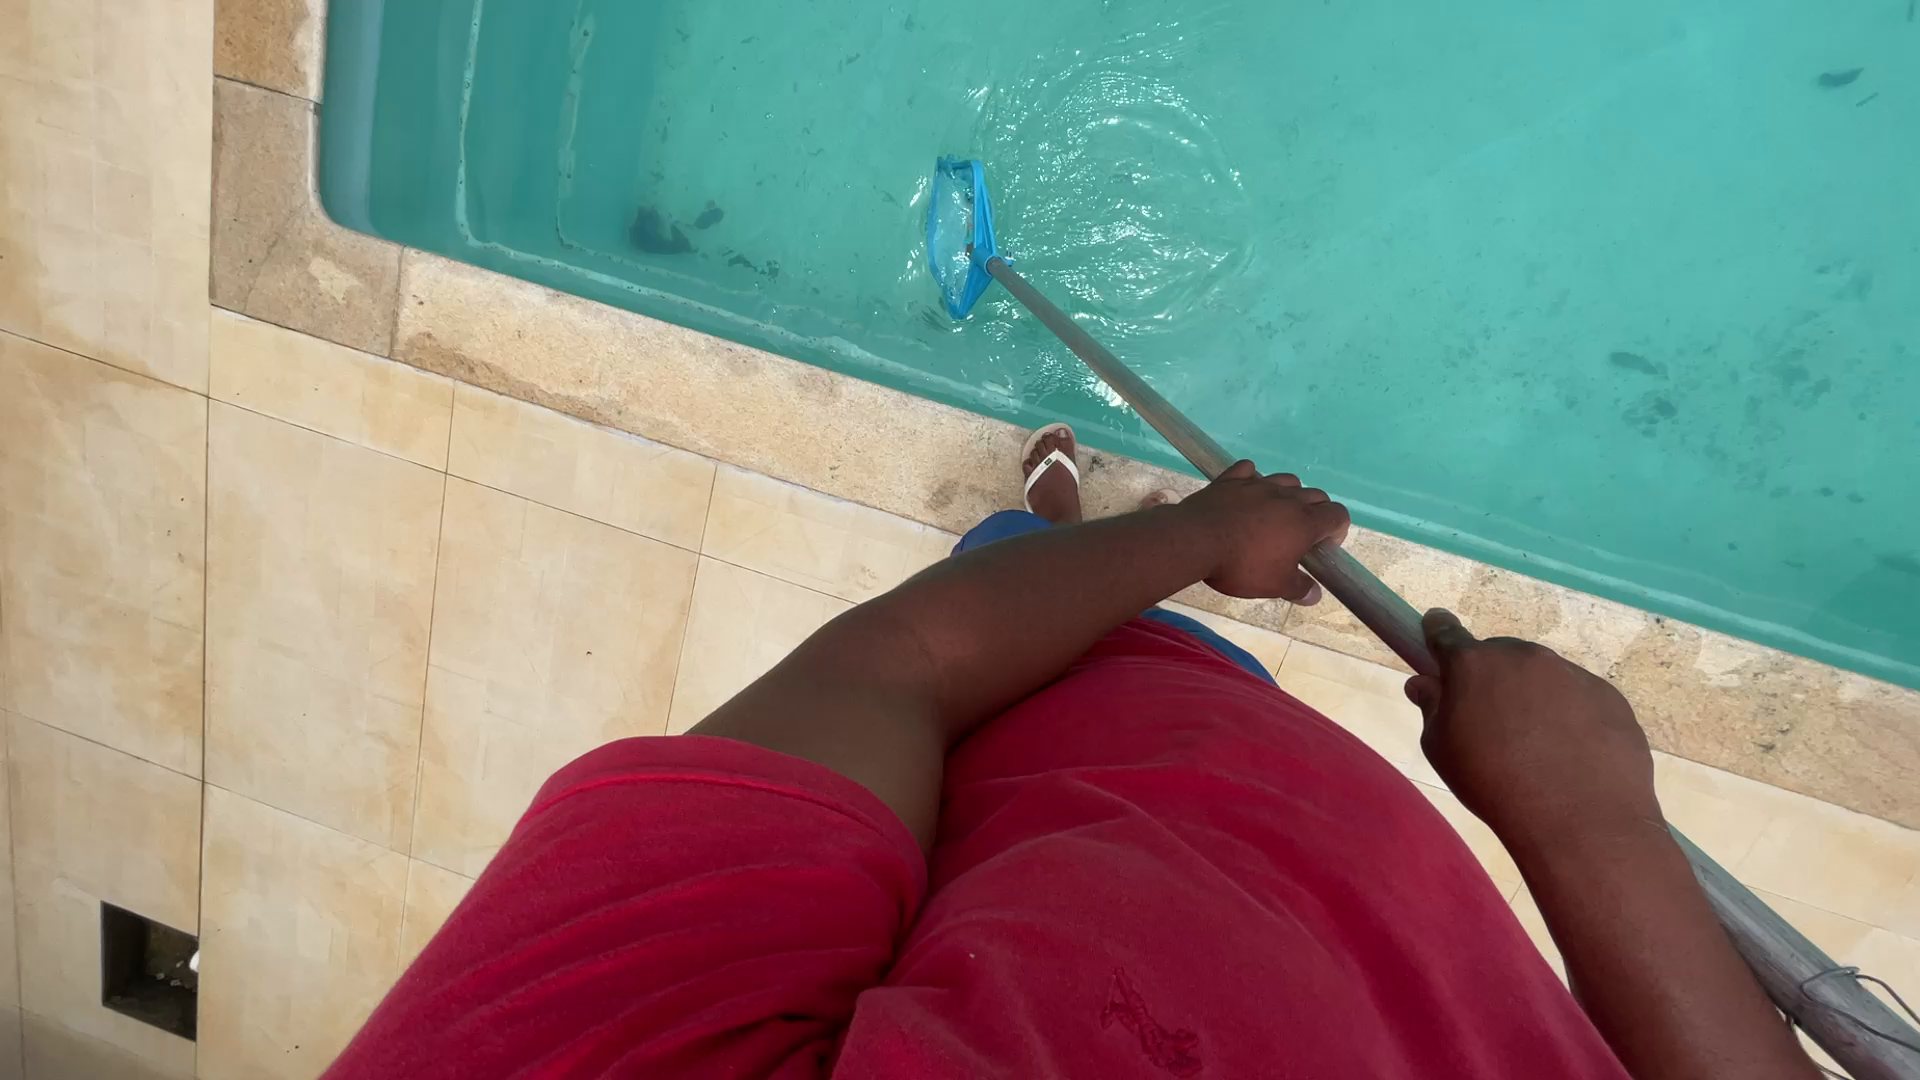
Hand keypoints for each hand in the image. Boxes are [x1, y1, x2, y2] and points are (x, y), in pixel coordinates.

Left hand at [1177, 461, 1350, 601]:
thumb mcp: (1274, 585)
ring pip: (1285, 479)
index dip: (1337, 530)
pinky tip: (1245, 490)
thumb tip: (1314, 595)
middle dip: (1316, 512)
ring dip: (1287, 493)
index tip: (1321, 547)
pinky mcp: (1229, 480)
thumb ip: (1298, 588)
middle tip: (1298, 535)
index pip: (1338, 515)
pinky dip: (1251, 478)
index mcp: (1305, 521)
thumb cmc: (1241, 565)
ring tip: (1273, 514)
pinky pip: (1247, 470)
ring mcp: (1257, 484)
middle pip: (1316, 495)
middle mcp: (1286, 496)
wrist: (1196, 541)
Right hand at [1404, 609, 1660, 854]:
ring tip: (1536, 741)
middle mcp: (1523, 657)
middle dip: (1490, 674)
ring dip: (1531, 694)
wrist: (1581, 821)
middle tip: (1489, 715)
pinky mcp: (1610, 697)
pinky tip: (1569, 751)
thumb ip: (1431, 707)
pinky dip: (1569, 713)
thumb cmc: (1491, 781)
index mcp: (1473, 663)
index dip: (1437, 631)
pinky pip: (1578, 695)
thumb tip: (1425, 684)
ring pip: (1540, 674)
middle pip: (1499, 654)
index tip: (1434, 632)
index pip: (1445, 630)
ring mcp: (1571, 674)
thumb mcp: (1439, 746)